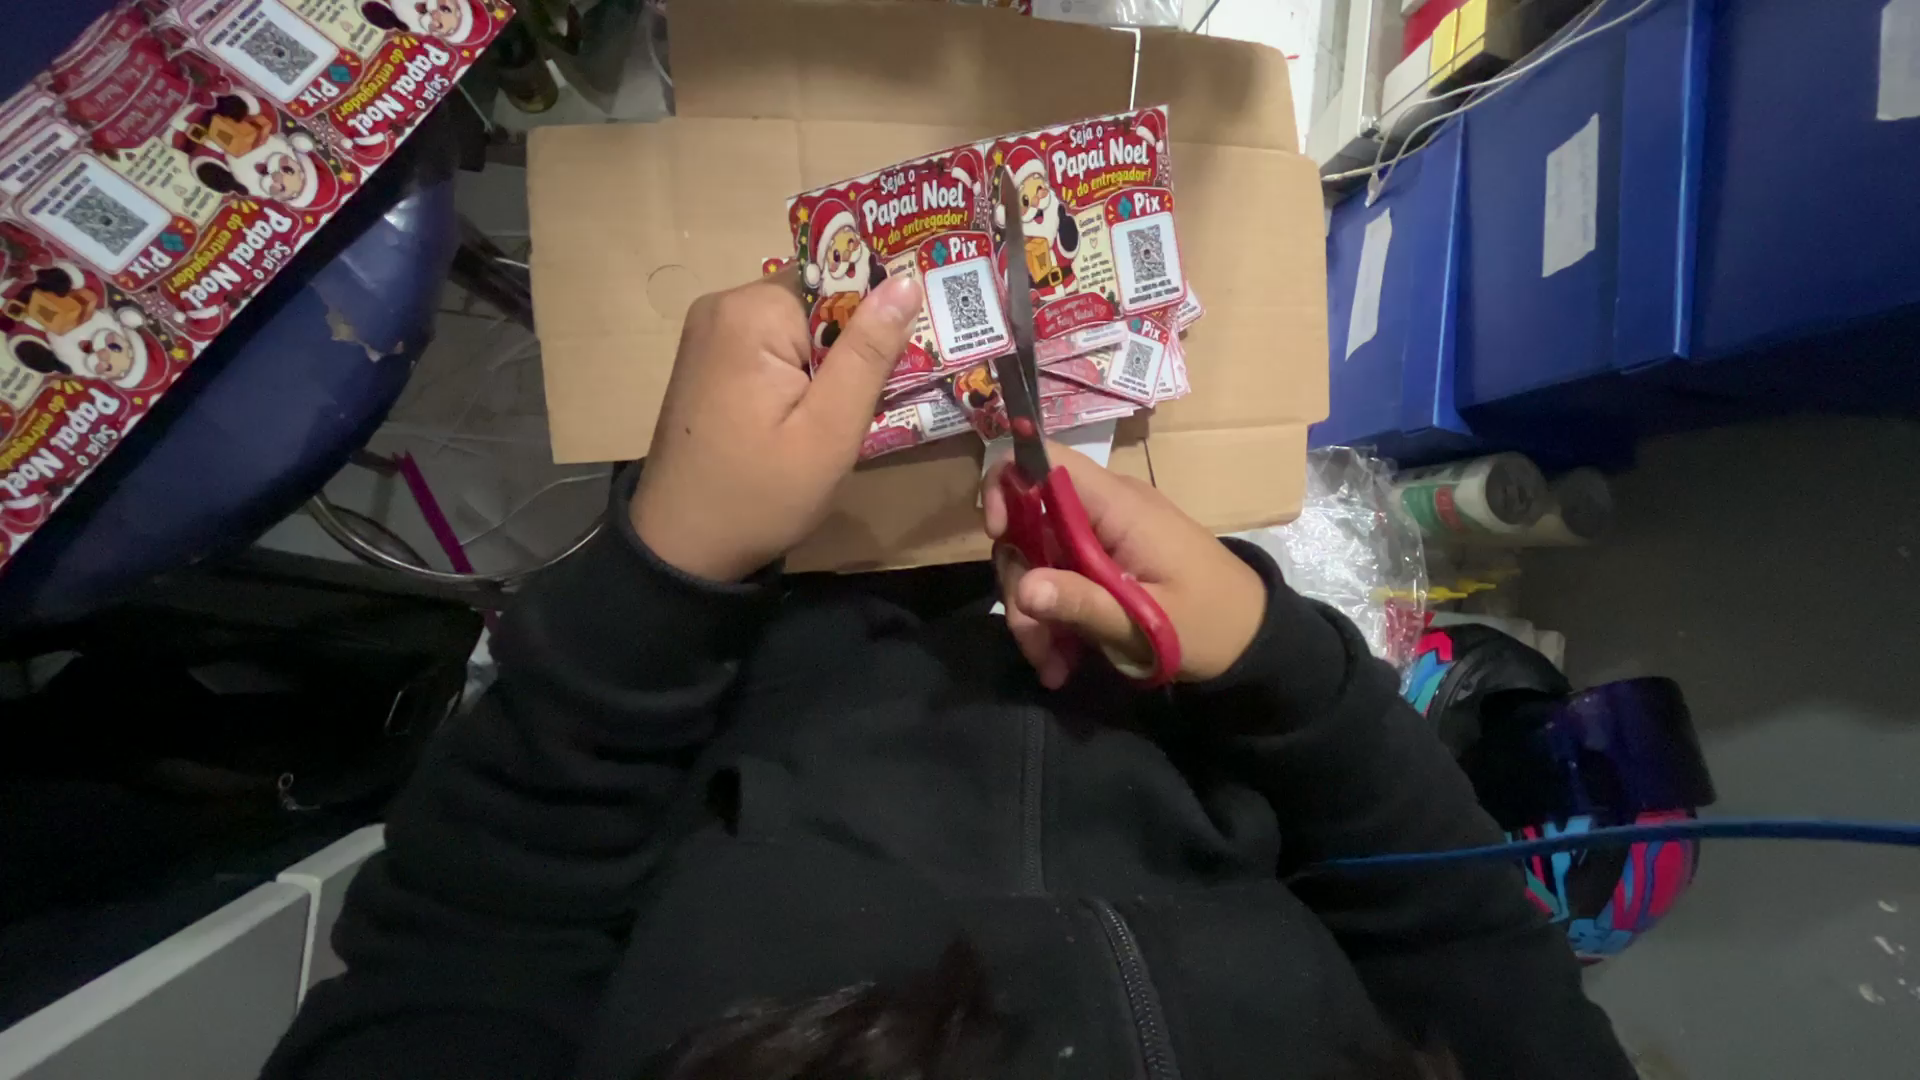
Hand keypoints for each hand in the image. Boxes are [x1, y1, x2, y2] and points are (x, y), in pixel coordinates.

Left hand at [631, 270, 922, 580]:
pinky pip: (774, 346)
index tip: (906, 356)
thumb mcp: (829, 431)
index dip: (878, 316)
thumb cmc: (762, 495)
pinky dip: (803, 372)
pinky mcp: (708, 360)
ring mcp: (710, 332)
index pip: (839, 281)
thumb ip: (868, 354)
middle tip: (884, 392)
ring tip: (849, 410)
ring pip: (799, 325)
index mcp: (751, 313)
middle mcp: (722, 306)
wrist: (684, 546)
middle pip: (818, 301)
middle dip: (855, 343)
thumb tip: (907, 282)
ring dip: (831, 362)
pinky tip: (812, 413)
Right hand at [983, 445, 1266, 687]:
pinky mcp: (1102, 560)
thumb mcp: (1145, 624)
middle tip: (1034, 641)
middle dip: (1021, 582)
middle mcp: (1103, 510)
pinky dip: (1053, 616)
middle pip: (1029, 522)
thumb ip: (1083, 604)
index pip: (1047, 459)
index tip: (998, 532)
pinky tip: (1062, 660)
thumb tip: (1022, 589)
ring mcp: (1101, 535)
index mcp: (1118, 506)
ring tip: (1052, 665)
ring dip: (1035, 612)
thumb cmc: (1210, 624)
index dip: (1009, 482)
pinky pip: (1059, 576)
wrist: (1253, 639)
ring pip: (1037, 557)